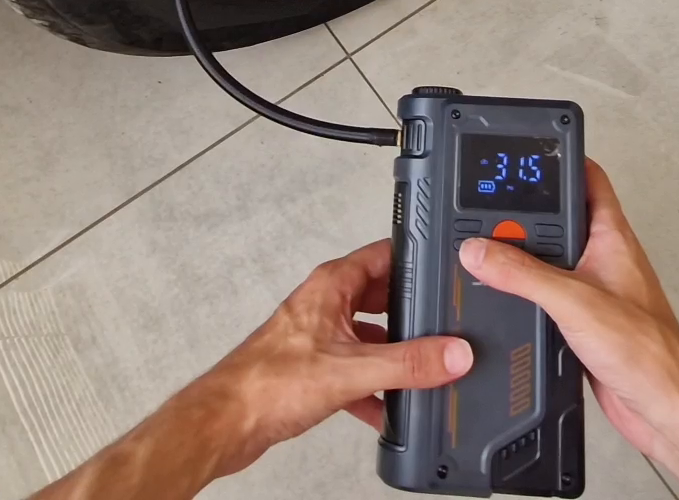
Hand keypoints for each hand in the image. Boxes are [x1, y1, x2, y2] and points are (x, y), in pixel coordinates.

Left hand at [194, 239, 472, 476]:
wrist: (226, 423)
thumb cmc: (268, 382)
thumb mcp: (353, 370)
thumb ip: (408, 362)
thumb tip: (452, 353)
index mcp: (333, 284)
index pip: (384, 255)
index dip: (414, 260)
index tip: (442, 270)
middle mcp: (326, 302)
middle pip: (380, 295)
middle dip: (409, 312)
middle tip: (440, 325)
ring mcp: (319, 332)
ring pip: (368, 333)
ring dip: (391, 352)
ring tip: (420, 368)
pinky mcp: (313, 365)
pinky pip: (353, 366)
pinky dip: (371, 383)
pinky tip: (386, 408)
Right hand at [459, 162, 678, 499]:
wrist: (665, 407)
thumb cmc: (648, 351)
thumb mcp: (574, 300)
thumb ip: (522, 273)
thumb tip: (481, 250)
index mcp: (611, 236)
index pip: (588, 178)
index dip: (560, 159)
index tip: (530, 150)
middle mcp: (604, 255)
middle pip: (561, 214)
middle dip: (528, 206)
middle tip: (495, 200)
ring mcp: (595, 286)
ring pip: (553, 253)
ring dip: (524, 250)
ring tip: (492, 244)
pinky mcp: (585, 317)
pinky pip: (548, 288)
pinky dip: (526, 286)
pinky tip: (509, 294)